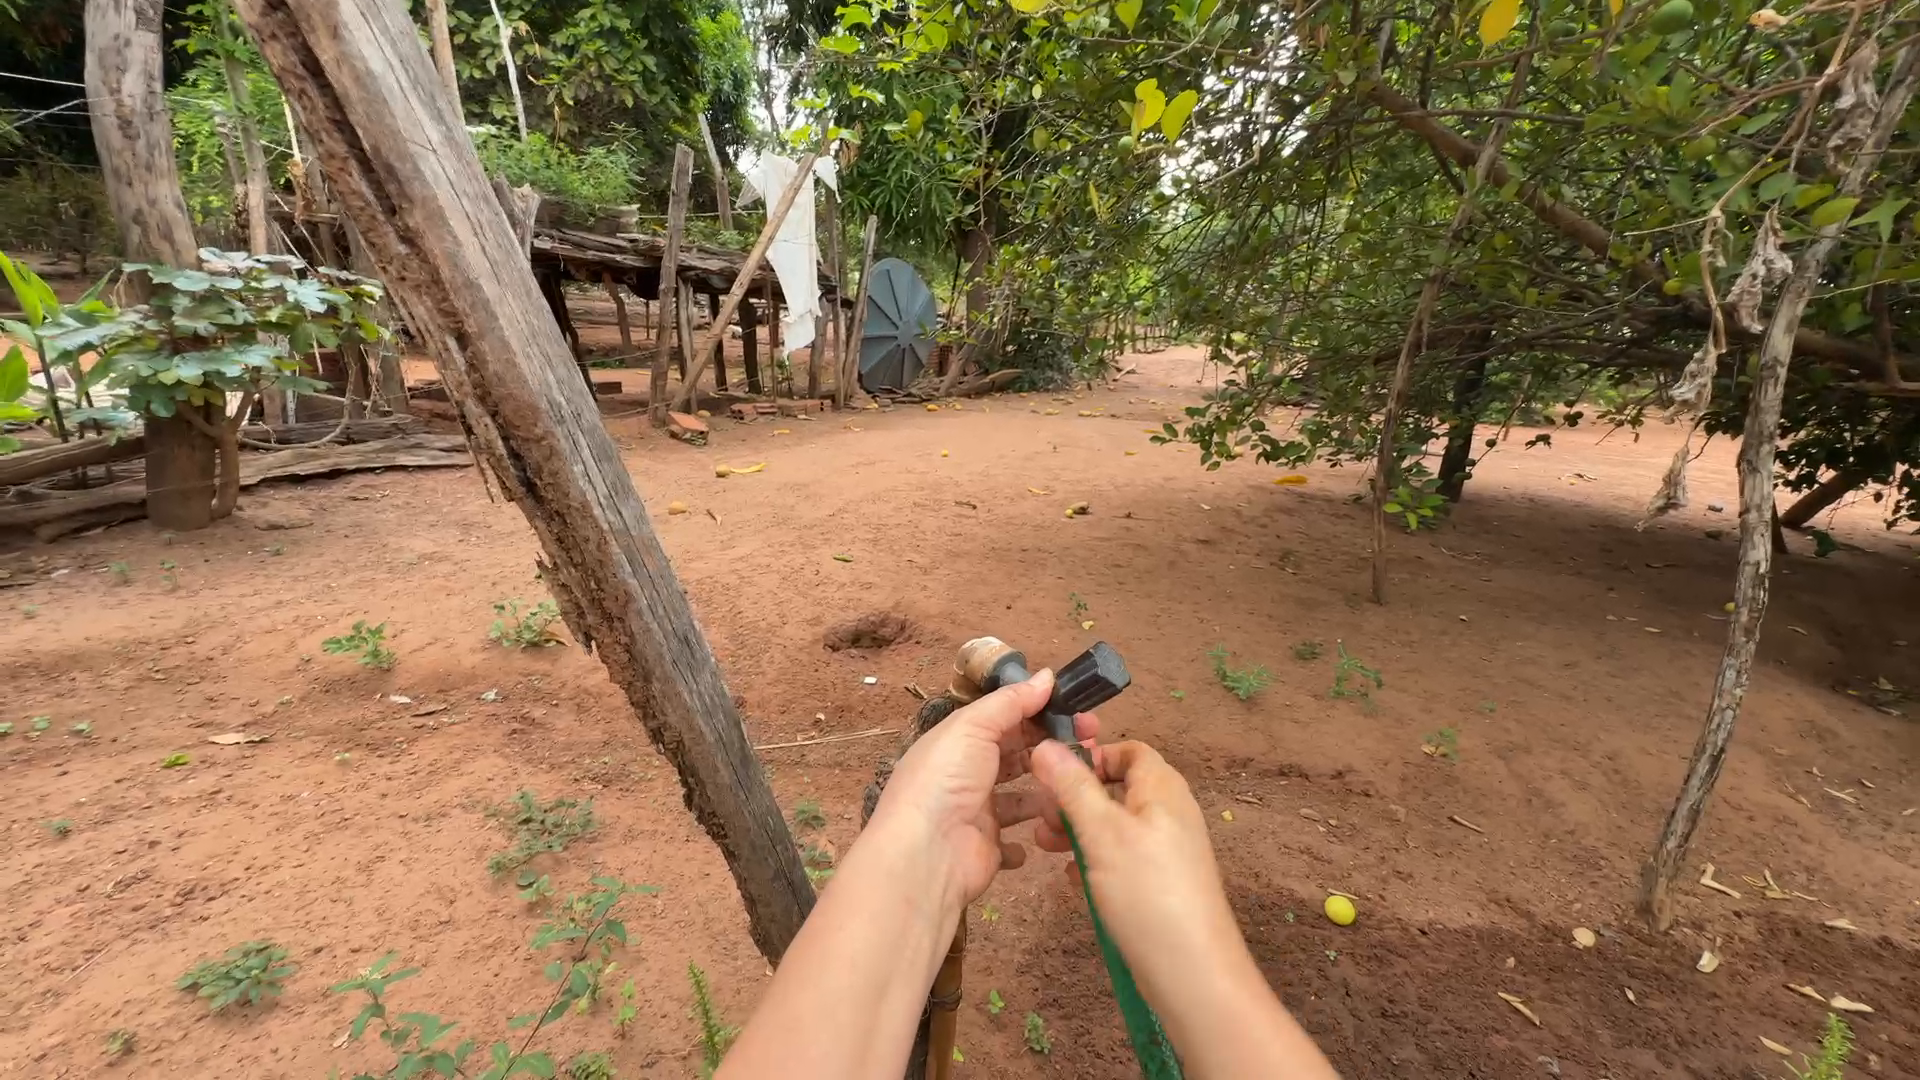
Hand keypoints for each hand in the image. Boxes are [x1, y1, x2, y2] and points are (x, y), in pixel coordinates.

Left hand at [865, 670, 1098, 916]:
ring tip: (1077, 784)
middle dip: (1051, 749)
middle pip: (1016, 755)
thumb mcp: (974, 726)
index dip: (1041, 714)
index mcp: (959, 740)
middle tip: (1093, 745)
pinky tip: (1049, 826)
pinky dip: (1031, 835)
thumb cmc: (947, 778)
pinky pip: (1015, 841)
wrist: (926, 853)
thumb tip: (1047, 676)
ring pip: (1021, 797)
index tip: (1080, 713)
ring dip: (1046, 791)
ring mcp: (977, 812)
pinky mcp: (988, 848)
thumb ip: (1011, 701)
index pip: (1005, 720)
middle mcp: (967, 773)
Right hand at [1029, 740, 1242, 1010]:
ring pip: (1114, 824)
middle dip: (1075, 797)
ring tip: (1045, 847)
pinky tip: (1073, 880)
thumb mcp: (1102, 832)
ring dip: (1078, 829)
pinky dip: (1095, 860)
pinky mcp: (1159, 883)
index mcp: (1162, 788)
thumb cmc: (1147, 892)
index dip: (1093, 755)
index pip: (1128, 750)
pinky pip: (1121, 857)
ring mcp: (1165, 849)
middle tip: (1042, 817)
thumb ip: (1073, 787)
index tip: (1056, 774)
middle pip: (1116, 787)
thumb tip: (1046, 745)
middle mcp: (1167, 811)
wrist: (1194, 977)